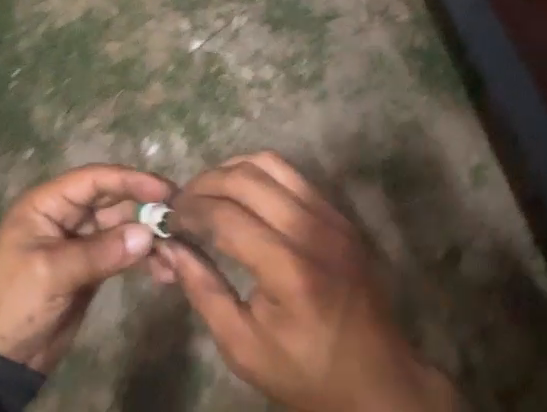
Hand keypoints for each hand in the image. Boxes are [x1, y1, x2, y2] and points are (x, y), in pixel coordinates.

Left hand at [0, 163, 173, 372]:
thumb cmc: (13, 302)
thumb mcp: (51, 274)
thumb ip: (98, 253)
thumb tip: (146, 234)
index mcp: (46, 204)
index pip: (93, 180)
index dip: (129, 181)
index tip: (164, 190)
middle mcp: (64, 216)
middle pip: (111, 201)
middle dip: (144, 209)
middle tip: (180, 220)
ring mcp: (78, 243)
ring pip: (120, 228)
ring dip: (147, 237)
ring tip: (176, 252)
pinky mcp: (89, 269)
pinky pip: (120, 254)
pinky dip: (142, 260)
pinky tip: (164, 271)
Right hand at [155, 152, 458, 411]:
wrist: (379, 381)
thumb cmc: (306, 372)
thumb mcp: (243, 347)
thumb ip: (203, 291)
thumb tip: (168, 246)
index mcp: (290, 271)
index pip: (225, 217)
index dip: (188, 212)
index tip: (166, 220)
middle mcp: (313, 232)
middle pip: (244, 179)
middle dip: (202, 185)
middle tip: (180, 205)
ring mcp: (331, 218)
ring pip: (269, 163)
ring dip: (229, 171)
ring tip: (207, 194)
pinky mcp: (339, 214)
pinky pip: (291, 174)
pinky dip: (256, 174)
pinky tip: (239, 196)